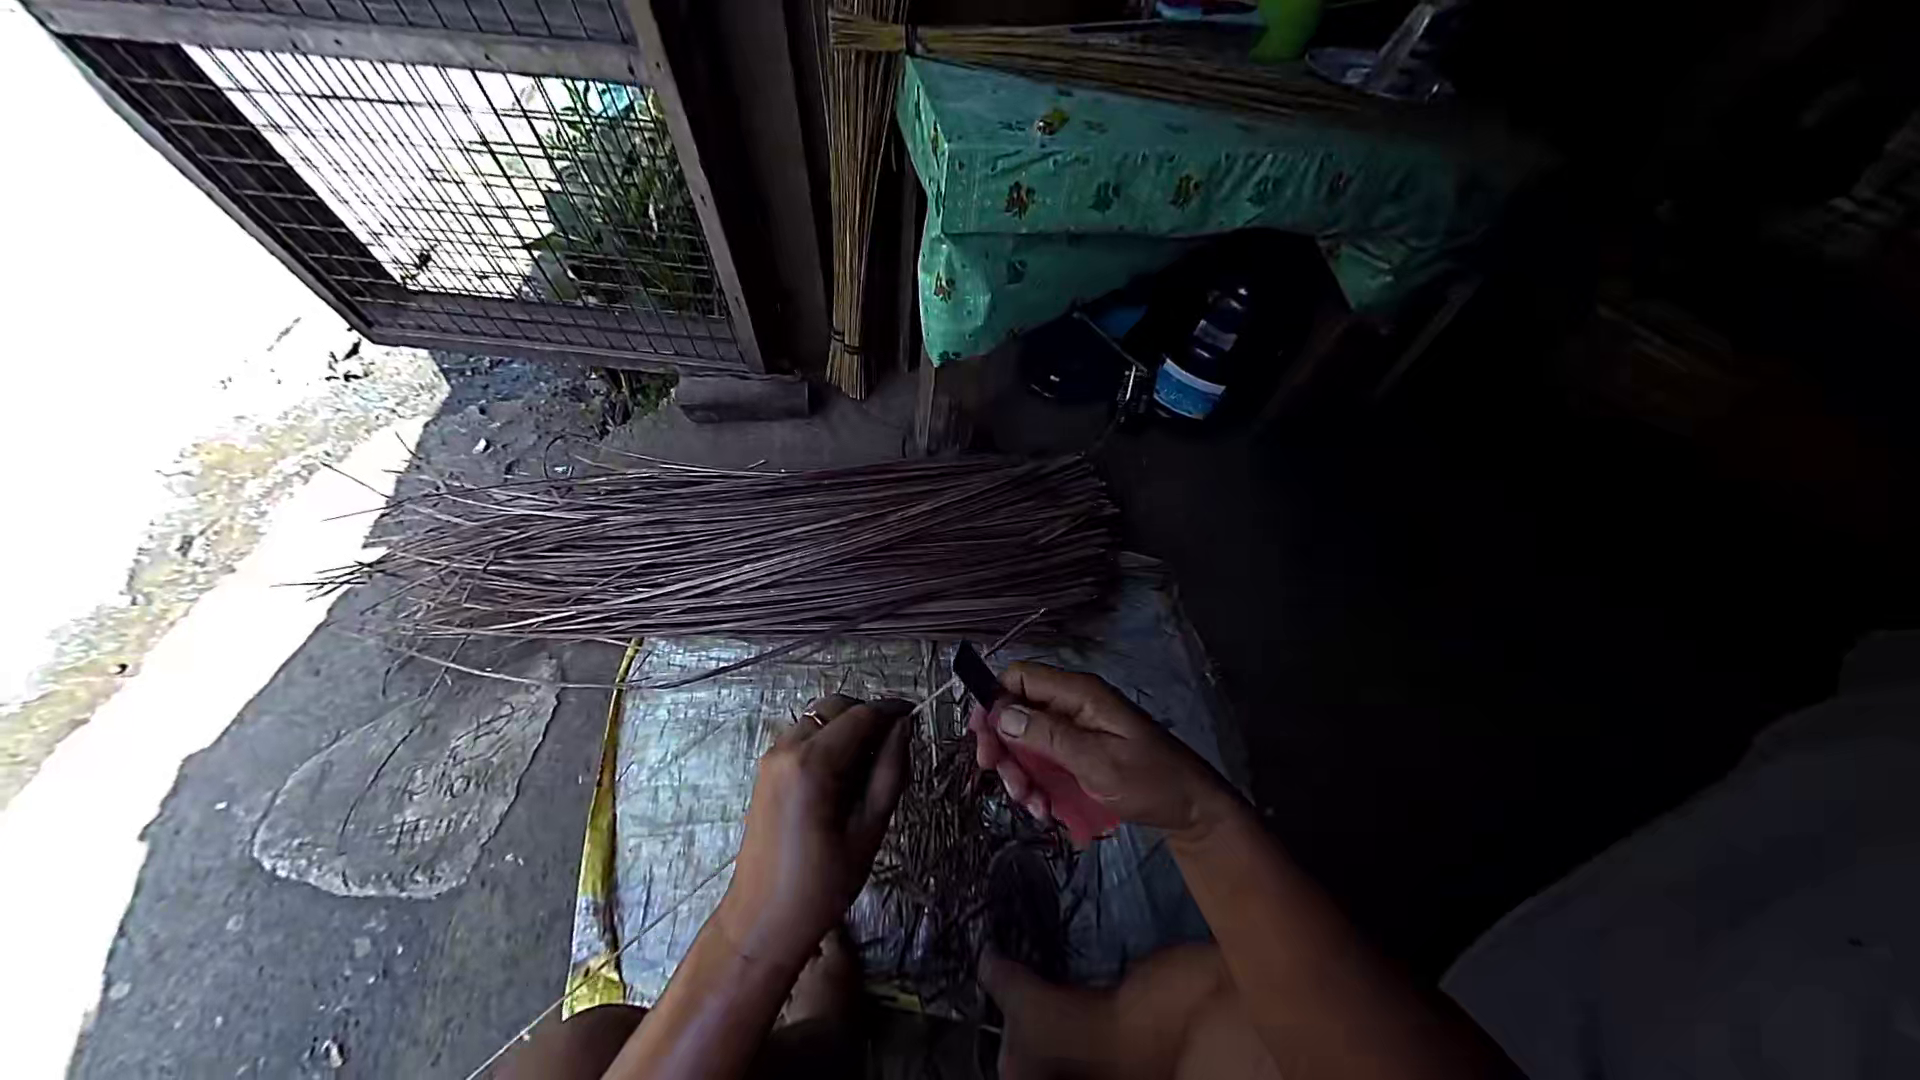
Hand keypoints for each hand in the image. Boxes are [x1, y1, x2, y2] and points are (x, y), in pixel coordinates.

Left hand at [716, 694, 909, 967]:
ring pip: (819, 718)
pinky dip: (828, 740)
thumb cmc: (822, 885)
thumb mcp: (869, 829)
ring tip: (871, 766)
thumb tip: (905, 727)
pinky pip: (804, 736)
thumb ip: (890, 770)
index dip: (892, 711)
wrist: (761, 923)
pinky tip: (844, 776)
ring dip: (848, 728)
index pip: (861, 715)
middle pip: (837, 707)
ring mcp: (772, 758)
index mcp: (813, 763)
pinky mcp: (766, 770)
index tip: (916, 716)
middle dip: (869, 717)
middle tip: (895, 747)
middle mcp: (787, 749)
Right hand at [968, 662, 1237, 839]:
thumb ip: (1048, 736)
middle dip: (1004, 746)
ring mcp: (1072, 732)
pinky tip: (1044, 809)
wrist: (1190, 809)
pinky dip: (1035, 786)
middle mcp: (1070, 706)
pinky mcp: (1074, 755)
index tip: (982, 735)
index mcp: (1078, 693)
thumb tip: (1001, 714)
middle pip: (1016, 712)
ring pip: (1024, 743)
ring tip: (1032, 804)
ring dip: (1019, 773)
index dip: (994, 700)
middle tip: (1001, 778)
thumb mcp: (1097, 761)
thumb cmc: (1150, 779)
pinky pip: (1041, 764)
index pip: (1020, 677)